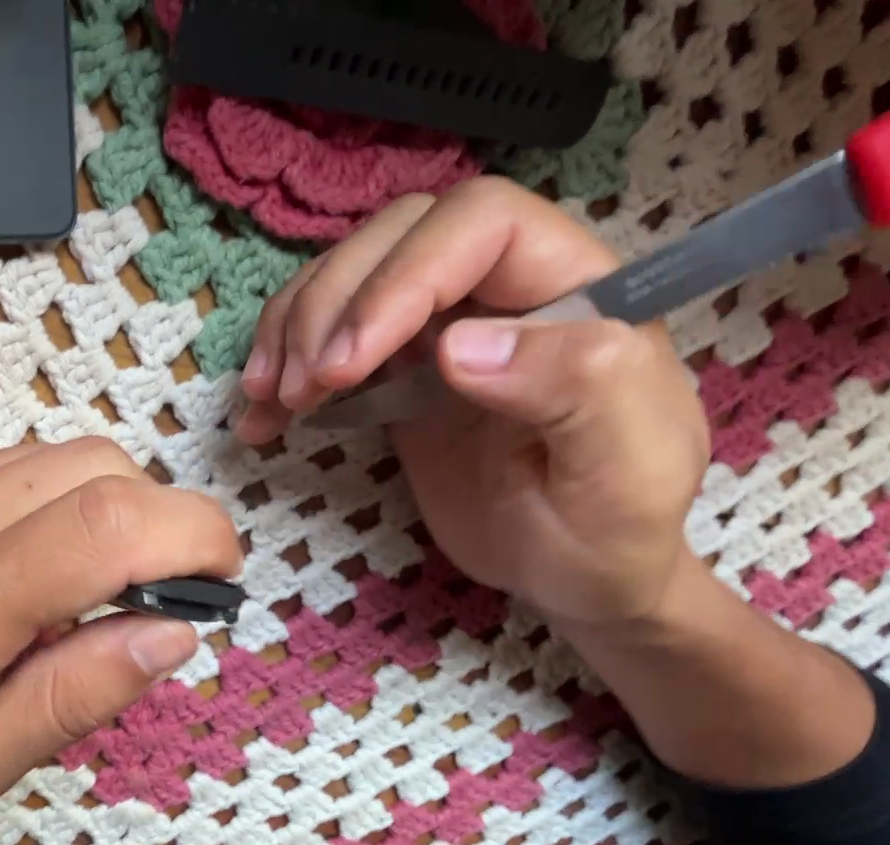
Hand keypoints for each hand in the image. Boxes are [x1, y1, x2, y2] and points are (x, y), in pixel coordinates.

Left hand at [0, 437, 242, 844]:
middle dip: (165, 517)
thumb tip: (175, 631)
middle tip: (170, 594)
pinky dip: (61, 501)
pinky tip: (43, 566)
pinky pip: (11, 467)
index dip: (191, 535)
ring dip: (116, 505)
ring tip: (107, 587)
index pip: (102, 526)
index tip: (222, 582)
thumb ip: (77, 694)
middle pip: (92, 468)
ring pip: (57, 455)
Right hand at [236, 178, 709, 624]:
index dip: (402, 277)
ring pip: (348, 278)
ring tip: (270, 397)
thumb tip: (458, 345)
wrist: (573, 573)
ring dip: (293, 327)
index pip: (478, 226)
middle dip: (332, 304)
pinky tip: (262, 416)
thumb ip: (579, 389)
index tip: (349, 365)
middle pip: (395, 239)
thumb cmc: (613, 528)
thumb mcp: (626, 472)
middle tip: (298, 388)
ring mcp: (440, 329)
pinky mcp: (395, 373)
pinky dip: (281, 366)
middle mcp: (499, 290)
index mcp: (572, 289)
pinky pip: (327, 339)